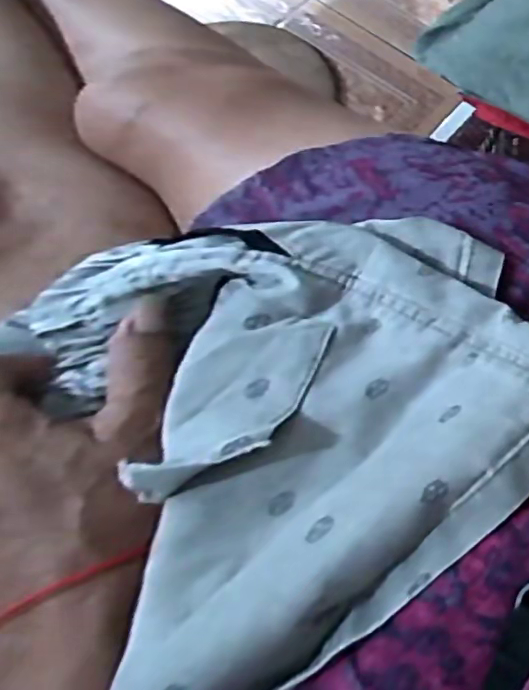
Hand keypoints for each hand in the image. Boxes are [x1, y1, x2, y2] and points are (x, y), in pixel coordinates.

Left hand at [1, 298, 173, 611]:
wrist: (74, 589)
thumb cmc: (116, 496)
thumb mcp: (143, 425)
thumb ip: (141, 364)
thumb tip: (146, 307)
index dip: (15, 367)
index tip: (56, 379)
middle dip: (8, 399)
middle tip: (51, 404)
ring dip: (12, 430)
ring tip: (44, 439)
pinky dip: (12, 458)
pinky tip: (34, 473)